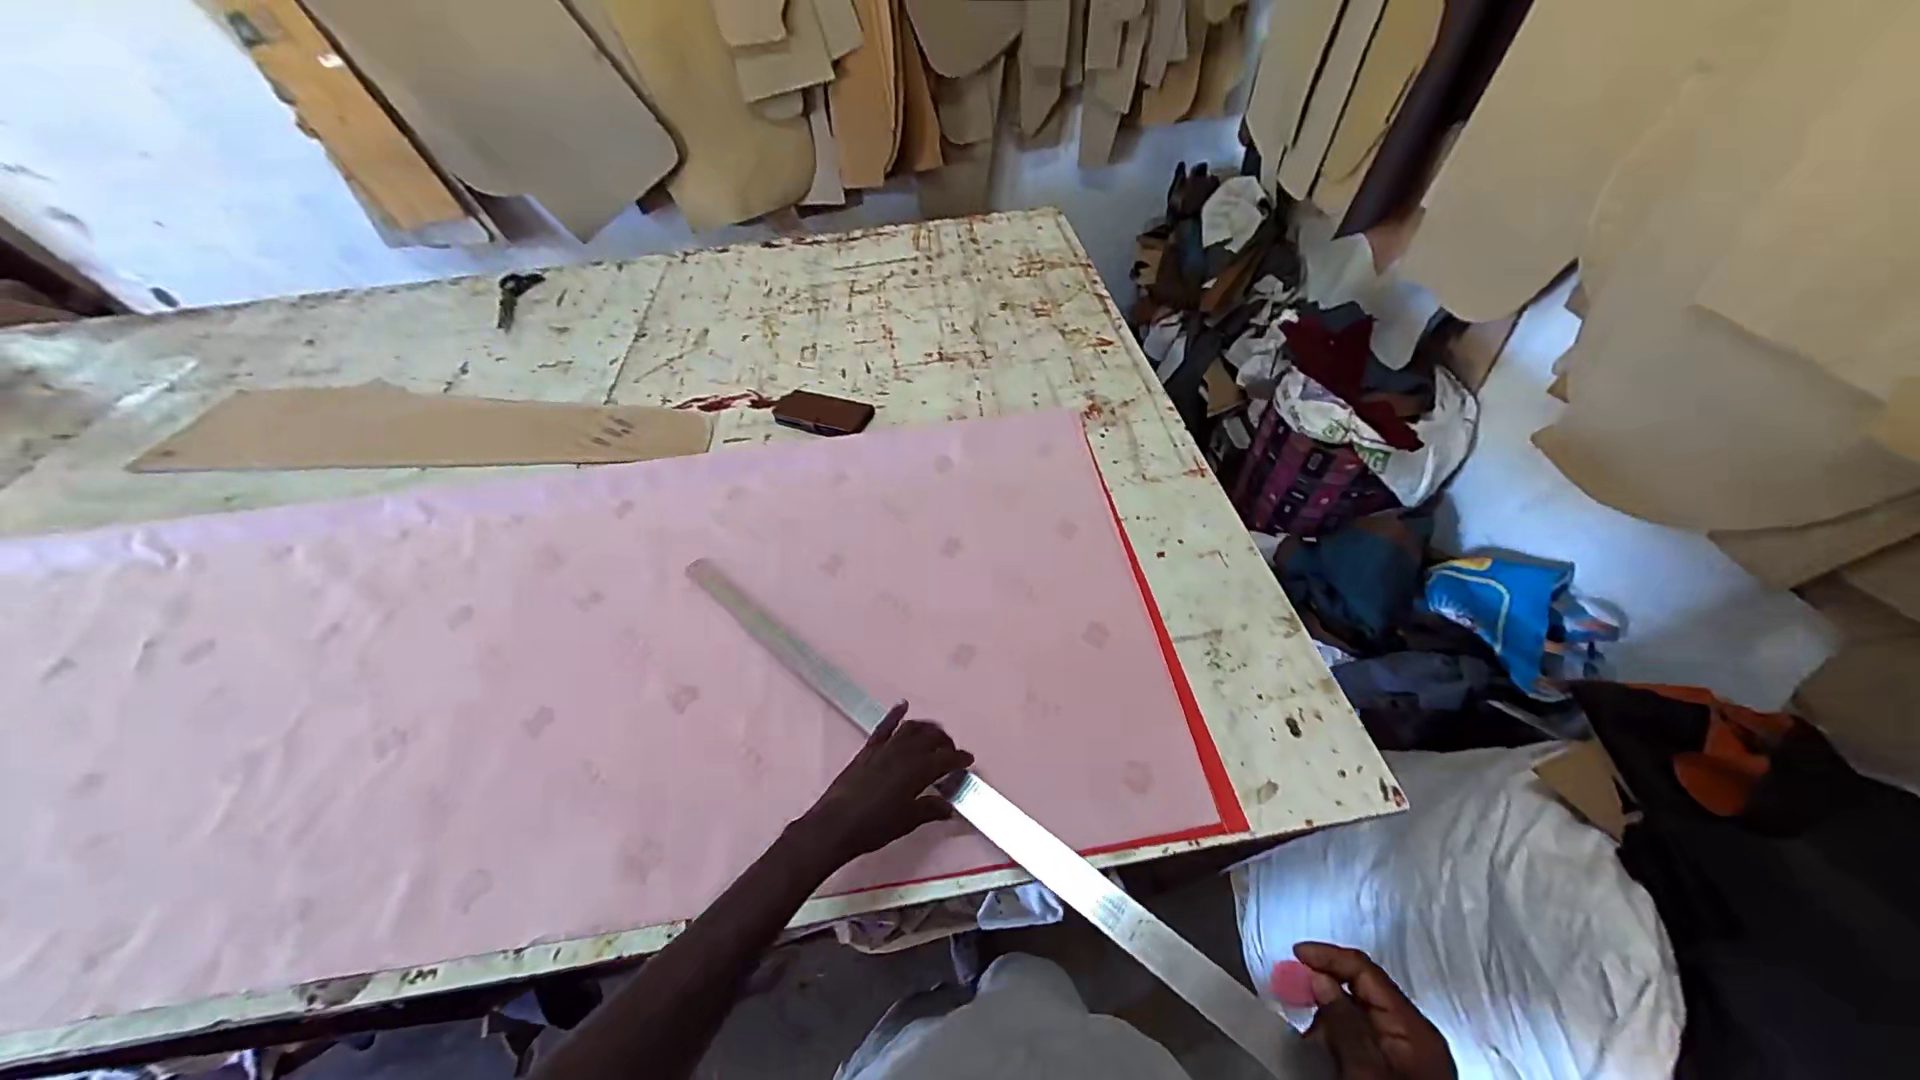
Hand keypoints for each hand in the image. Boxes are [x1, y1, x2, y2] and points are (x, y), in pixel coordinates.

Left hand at [797, 702, 973, 867]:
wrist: (836, 825)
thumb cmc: (874, 827)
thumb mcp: (908, 821)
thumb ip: (930, 809)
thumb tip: (947, 807)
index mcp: (918, 770)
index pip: (946, 758)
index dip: (960, 758)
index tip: (967, 761)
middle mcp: (904, 753)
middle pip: (932, 739)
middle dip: (946, 743)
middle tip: (952, 753)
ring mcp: (885, 748)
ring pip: (912, 728)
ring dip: (927, 728)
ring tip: (934, 735)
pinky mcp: (868, 748)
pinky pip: (884, 726)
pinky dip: (895, 714)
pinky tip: (903, 705)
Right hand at [1294, 943, 1454, 1079]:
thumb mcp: (1364, 1069)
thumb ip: (1343, 1020)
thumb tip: (1320, 979)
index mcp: (1413, 1029)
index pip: (1365, 970)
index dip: (1328, 957)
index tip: (1296, 955)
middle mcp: (1412, 1038)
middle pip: (1359, 993)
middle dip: (1323, 997)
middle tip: (1295, 1005)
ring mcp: (1405, 1059)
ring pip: (1354, 1018)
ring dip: (1326, 1026)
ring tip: (1313, 1051)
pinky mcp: (1392, 1075)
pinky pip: (1357, 1043)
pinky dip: (1334, 1044)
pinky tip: (1324, 1061)